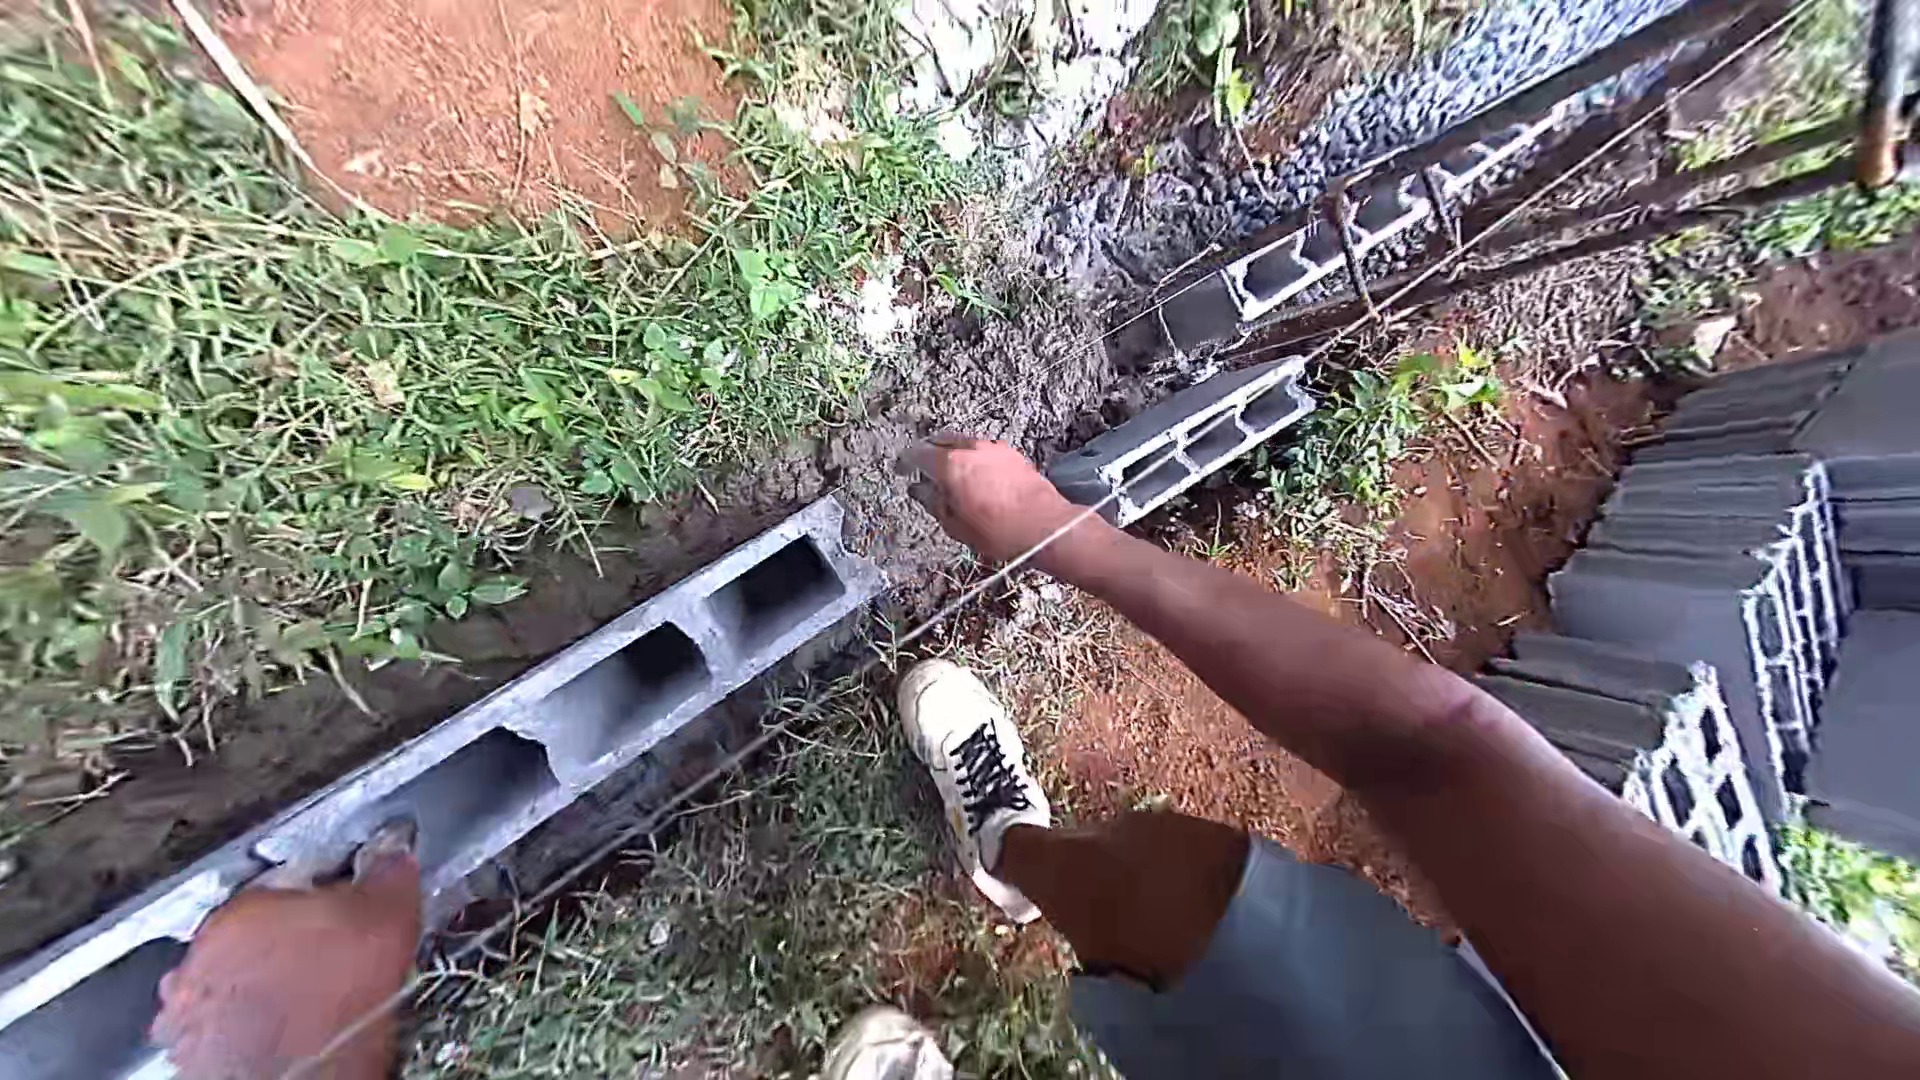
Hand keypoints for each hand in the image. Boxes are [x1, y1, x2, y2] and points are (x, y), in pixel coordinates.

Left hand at [151, 831, 420, 1079]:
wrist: (310, 1061)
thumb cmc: (342, 978)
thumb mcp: (391, 901)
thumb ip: (388, 867)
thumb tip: (392, 852)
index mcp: (241, 908)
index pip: (289, 877)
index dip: (329, 882)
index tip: (352, 892)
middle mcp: (197, 957)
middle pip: (257, 926)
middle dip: (293, 928)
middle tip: (338, 934)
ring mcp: (185, 1011)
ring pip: (240, 972)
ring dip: (272, 970)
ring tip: (322, 976)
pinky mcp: (190, 1052)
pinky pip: (231, 1013)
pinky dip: (260, 1008)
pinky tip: (300, 1009)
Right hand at [900, 435, 1105, 564]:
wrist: (1044, 527)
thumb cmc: (1000, 532)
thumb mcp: (955, 526)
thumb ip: (934, 503)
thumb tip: (922, 492)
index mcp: (950, 465)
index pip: (917, 454)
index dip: (906, 462)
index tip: (902, 470)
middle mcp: (971, 448)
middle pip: (940, 441)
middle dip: (928, 452)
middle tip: (923, 468)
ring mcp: (993, 448)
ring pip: (963, 442)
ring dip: (952, 453)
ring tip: (951, 473)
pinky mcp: (1011, 453)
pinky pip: (984, 449)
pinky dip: (974, 456)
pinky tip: (976, 475)